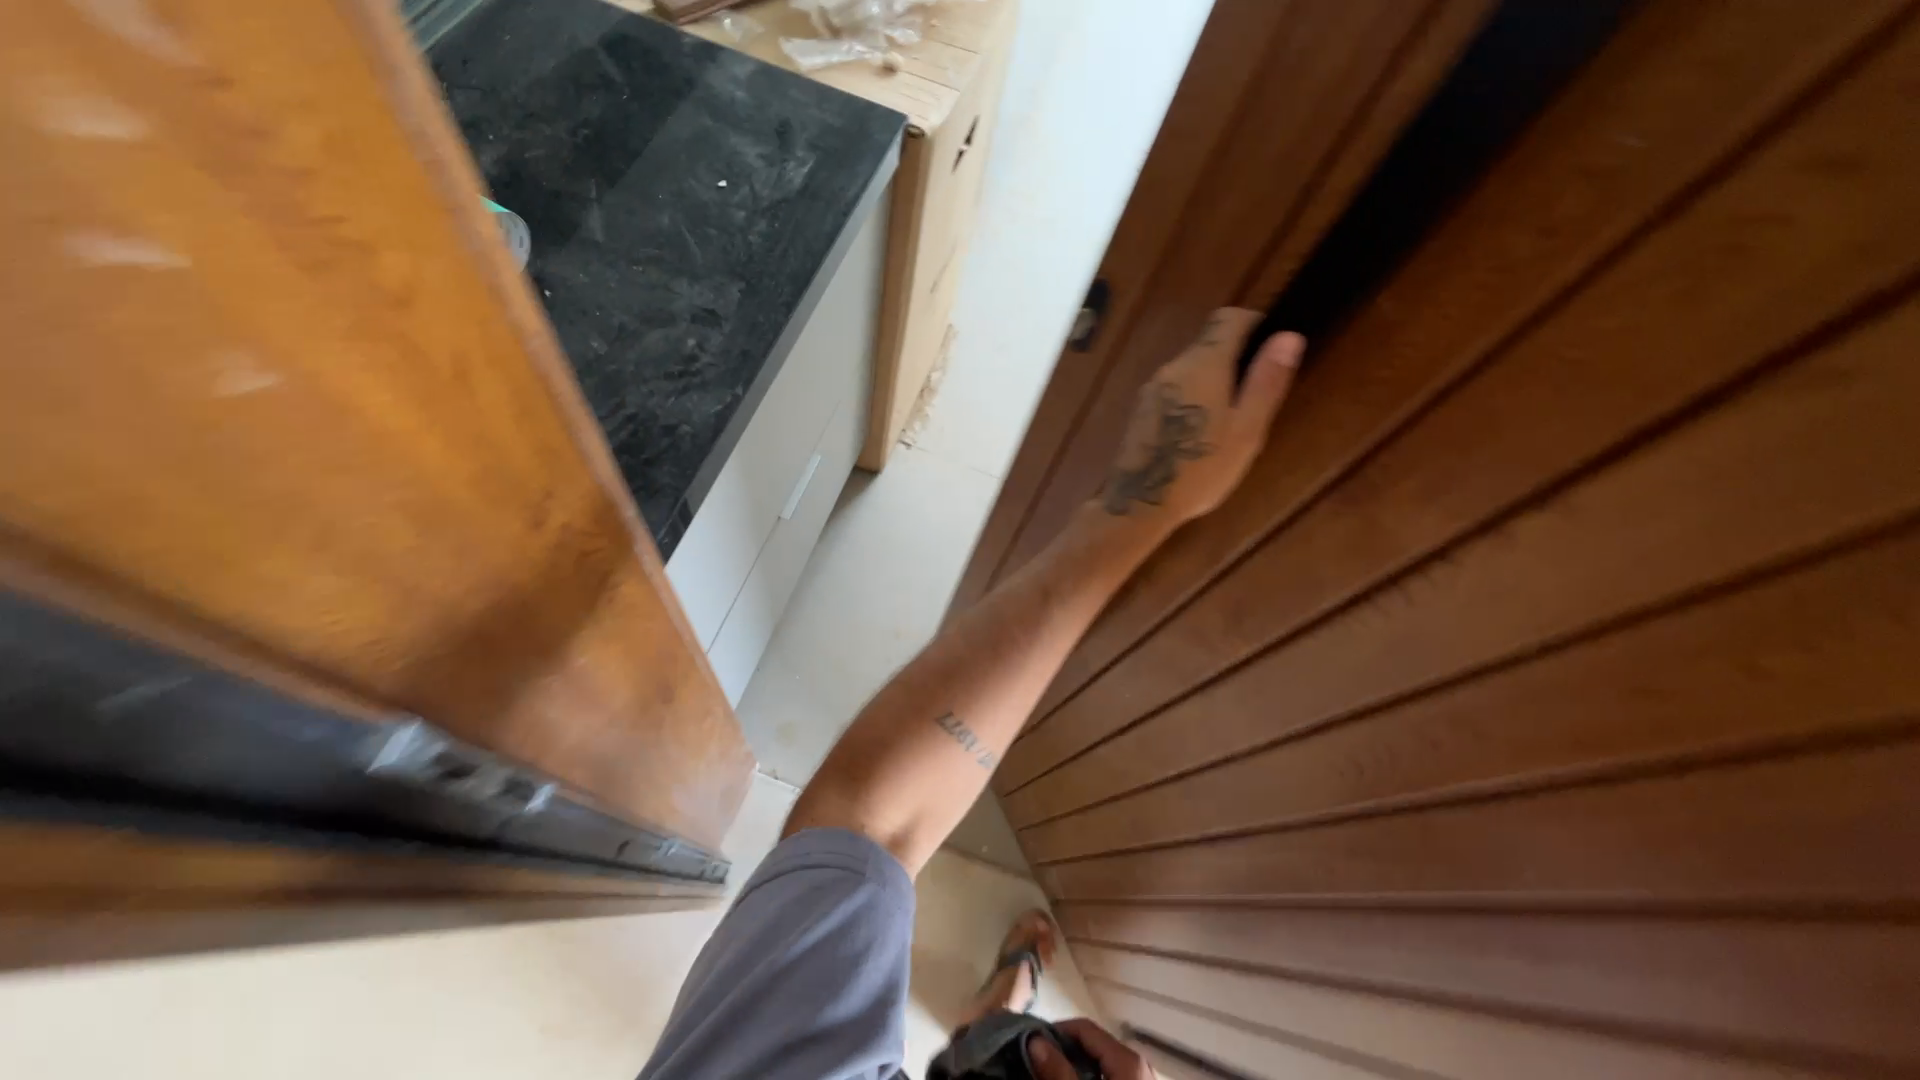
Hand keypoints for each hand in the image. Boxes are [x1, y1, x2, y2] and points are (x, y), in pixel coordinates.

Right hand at [1027, 1019, 1155, 1079]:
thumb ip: (1060, 1072)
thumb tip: (1034, 1039)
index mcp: (1127, 1057)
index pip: (1084, 1026)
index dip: (1055, 1030)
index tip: (1031, 1043)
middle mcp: (1138, 1060)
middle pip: (1093, 1042)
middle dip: (1064, 1049)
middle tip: (1039, 1063)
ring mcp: (1142, 1076)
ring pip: (1101, 1060)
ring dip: (1076, 1064)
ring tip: (1054, 1074)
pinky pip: (1111, 1073)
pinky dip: (1091, 1075)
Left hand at [1096, 308, 1303, 530]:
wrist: (1139, 503)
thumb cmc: (1200, 470)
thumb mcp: (1246, 430)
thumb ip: (1266, 381)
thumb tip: (1288, 335)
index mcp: (1202, 364)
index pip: (1229, 318)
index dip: (1256, 324)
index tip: (1274, 349)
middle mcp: (1173, 367)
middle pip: (1210, 343)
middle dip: (1237, 358)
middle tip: (1258, 395)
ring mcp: (1153, 388)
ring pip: (1191, 368)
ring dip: (1215, 380)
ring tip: (1233, 419)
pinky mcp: (1142, 408)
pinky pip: (1176, 389)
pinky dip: (1195, 397)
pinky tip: (1202, 432)